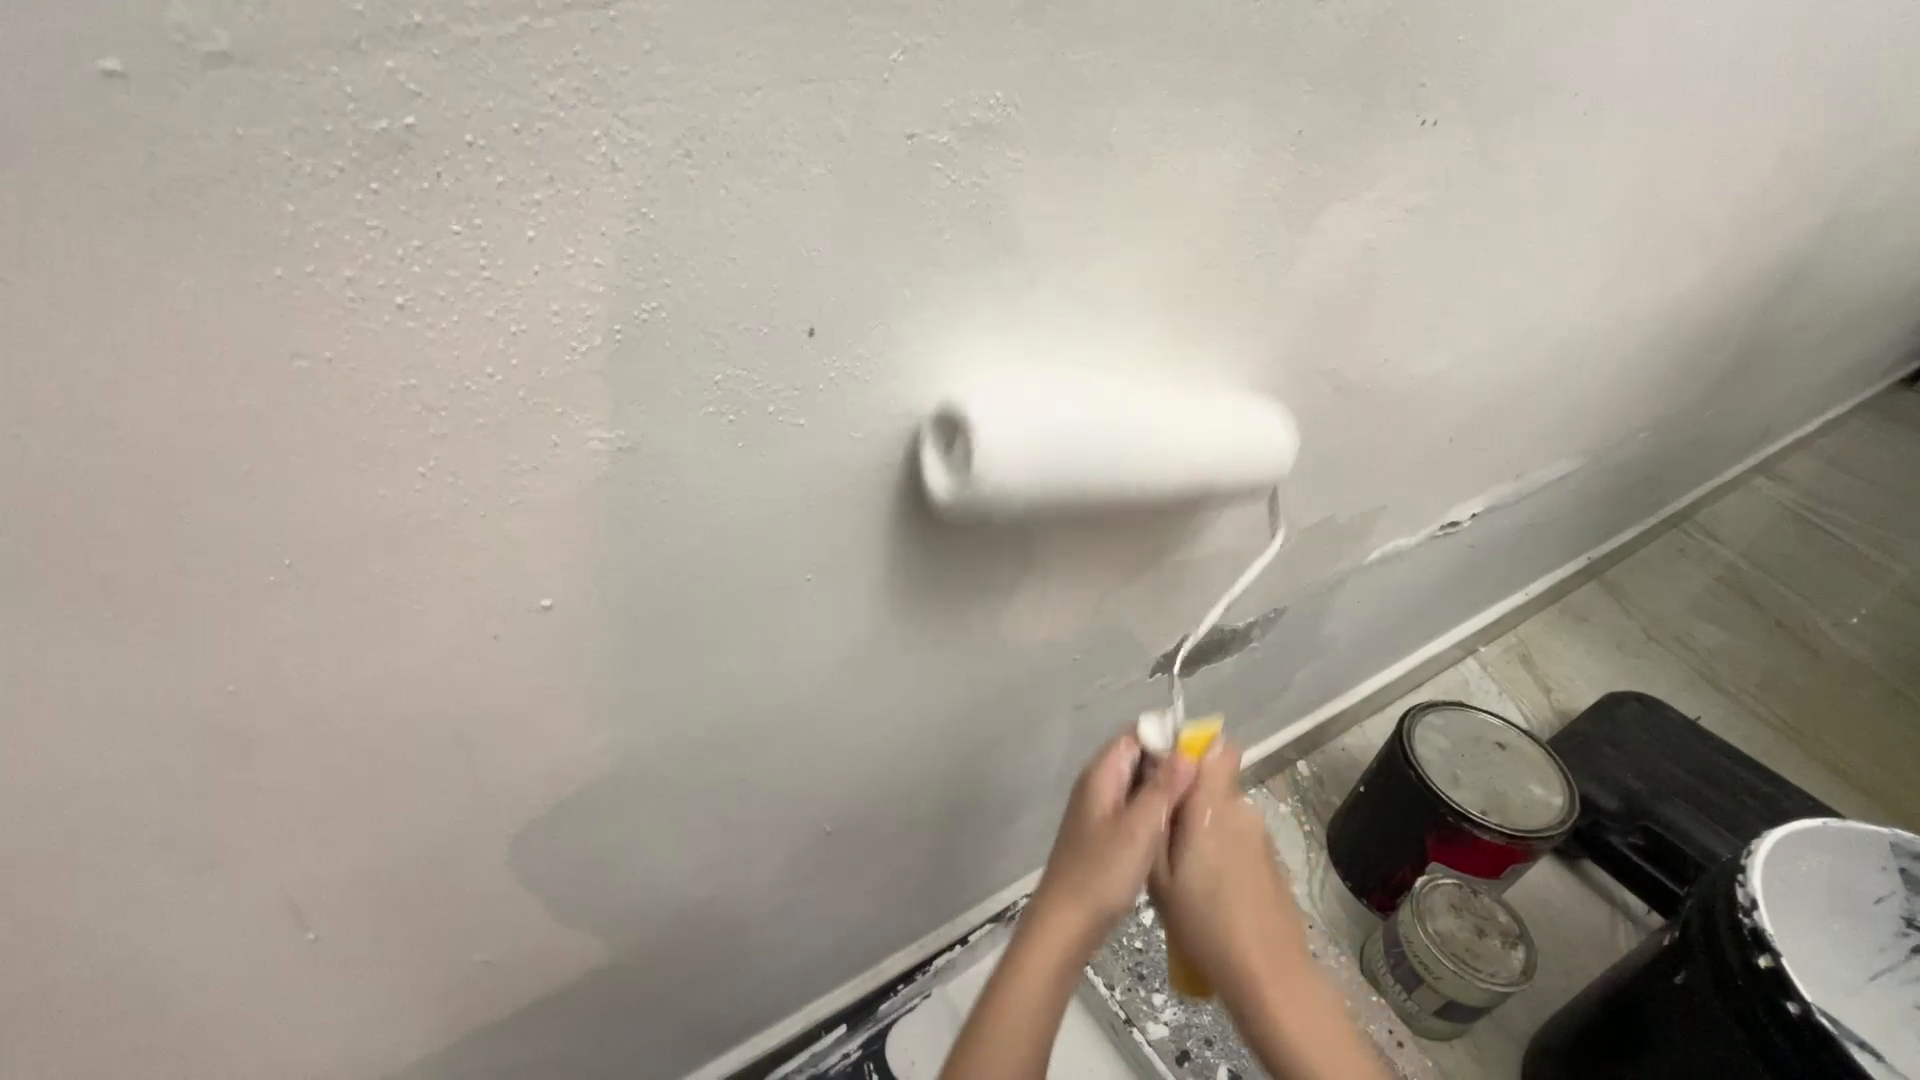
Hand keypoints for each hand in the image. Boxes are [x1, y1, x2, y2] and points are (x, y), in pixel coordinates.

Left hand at [1030, 733, 1196, 946]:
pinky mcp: (1105, 835)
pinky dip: (1156, 812)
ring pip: (1138, 786)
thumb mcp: (1140, 827)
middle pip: (1138, 758)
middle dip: (1171, 763)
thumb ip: (1163, 787)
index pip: (1135, 735)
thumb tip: (1188, 751)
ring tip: (1202, 801)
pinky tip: (1179, 828)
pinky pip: (1135, 810)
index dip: (1167, 737)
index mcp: (1101, 774)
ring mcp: (1100, 811)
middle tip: (1210, 779)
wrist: (1067, 922)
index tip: (1202, 750)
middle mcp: (1098, 785)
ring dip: (1166, 789)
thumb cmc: (1102, 871)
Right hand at [1149, 738, 1307, 1002]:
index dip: (1195, 749)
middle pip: (1214, 781)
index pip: (1219, 748)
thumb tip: (1161, 775)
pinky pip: (1237, 835)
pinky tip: (1210, 886)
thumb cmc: (1203, 921)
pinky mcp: (1270, 858)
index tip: (1168, 769)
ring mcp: (1260, 834)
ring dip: (1204, 825)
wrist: (1267, 972)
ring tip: (1183, 868)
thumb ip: (1158, 819)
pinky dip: (1221, 848)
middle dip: (1189, 796)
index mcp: (1212, 806)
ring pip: (1224, 810)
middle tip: (1163, 834)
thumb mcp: (1159, 873)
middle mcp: (1241, 810)